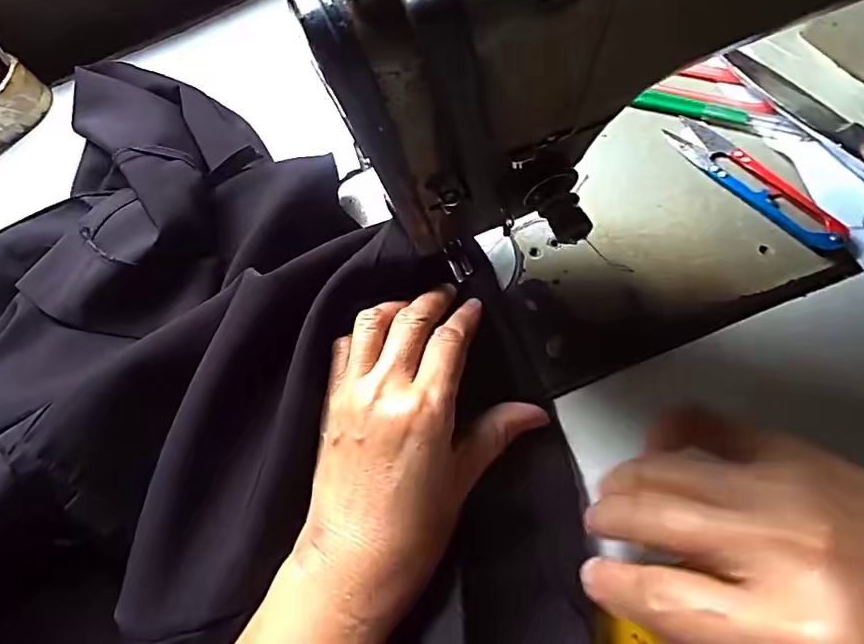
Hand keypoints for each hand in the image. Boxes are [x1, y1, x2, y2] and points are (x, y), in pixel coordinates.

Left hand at [244, 288, 548, 643]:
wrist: (350, 566)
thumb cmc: (406, 533)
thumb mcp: (462, 477)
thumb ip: (496, 432)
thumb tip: (531, 414)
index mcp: (426, 408)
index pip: (449, 338)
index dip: (465, 315)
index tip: (473, 308)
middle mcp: (387, 392)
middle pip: (411, 318)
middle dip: (434, 299)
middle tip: (448, 296)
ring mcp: (354, 395)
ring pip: (372, 323)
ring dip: (395, 306)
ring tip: (411, 307)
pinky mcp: (331, 405)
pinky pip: (343, 349)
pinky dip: (361, 332)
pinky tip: (374, 336)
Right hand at [582, 408, 863, 643]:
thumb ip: (745, 639)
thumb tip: (678, 615)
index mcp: (788, 631)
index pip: (668, 594)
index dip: (619, 582)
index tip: (592, 571)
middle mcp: (780, 549)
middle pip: (666, 515)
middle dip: (615, 514)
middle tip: (593, 521)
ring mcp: (795, 488)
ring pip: (685, 467)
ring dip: (639, 473)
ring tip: (612, 483)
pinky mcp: (814, 457)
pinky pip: (728, 430)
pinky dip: (686, 429)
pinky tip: (668, 437)